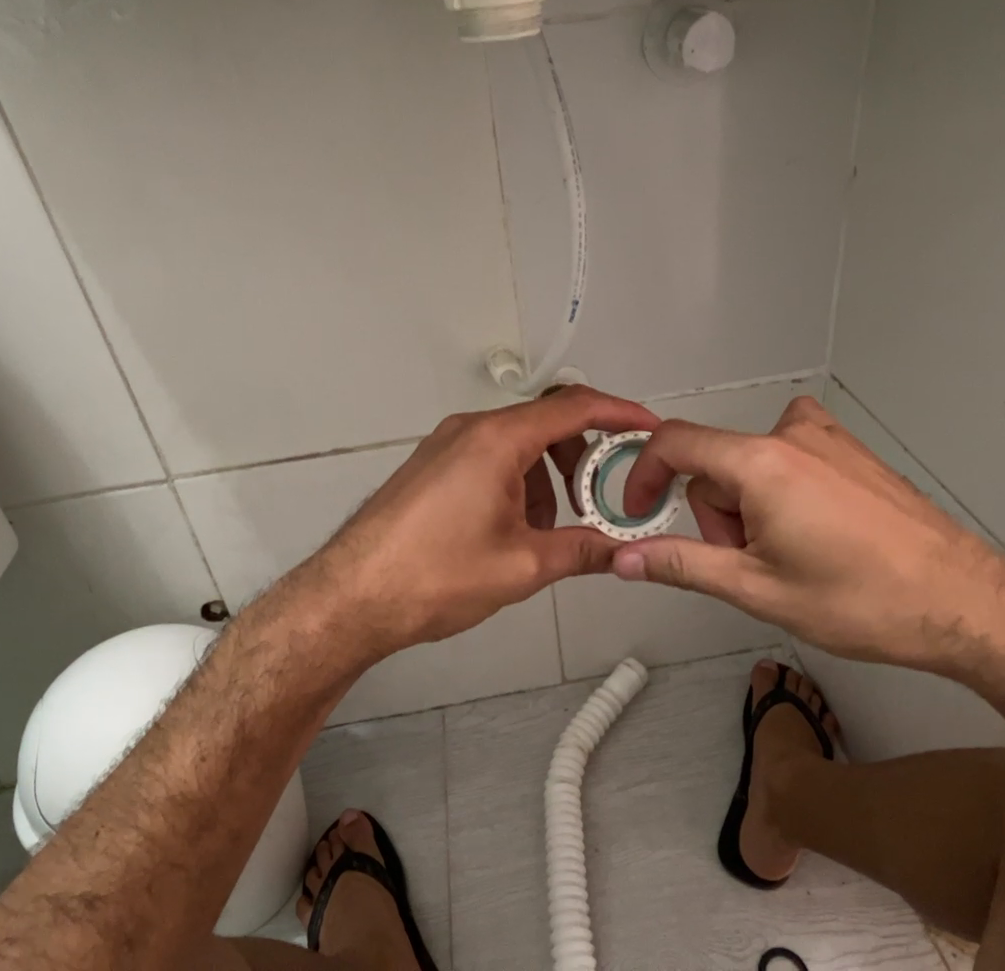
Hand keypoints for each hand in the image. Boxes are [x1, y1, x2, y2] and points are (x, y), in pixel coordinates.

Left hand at [304, 386, 659, 656]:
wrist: (351, 597)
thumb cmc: (436, 576)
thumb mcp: (523, 567)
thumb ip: (583, 550)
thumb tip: (624, 550)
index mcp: (497, 440)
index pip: (574, 406)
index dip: (621, 414)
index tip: (652, 429)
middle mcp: (470, 429)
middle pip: (545, 424)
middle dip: (582, 459)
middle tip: (602, 501)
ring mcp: (445, 445)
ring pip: (517, 444)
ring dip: (547, 477)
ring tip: (550, 530)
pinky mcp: (430, 466)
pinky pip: (489, 459)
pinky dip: (516, 483)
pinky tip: (512, 530)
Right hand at [611, 396, 1004, 672]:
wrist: (963, 602)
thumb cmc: (859, 600)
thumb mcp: (757, 589)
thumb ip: (682, 564)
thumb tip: (623, 558)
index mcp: (761, 463)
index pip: (675, 444)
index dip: (642, 476)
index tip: (639, 516)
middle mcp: (792, 434)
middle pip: (716, 464)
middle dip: (717, 515)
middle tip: (752, 566)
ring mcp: (828, 437)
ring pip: (752, 465)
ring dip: (750, 508)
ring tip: (792, 558)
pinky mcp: (852, 450)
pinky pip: (788, 460)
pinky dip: (781, 494)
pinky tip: (817, 535)